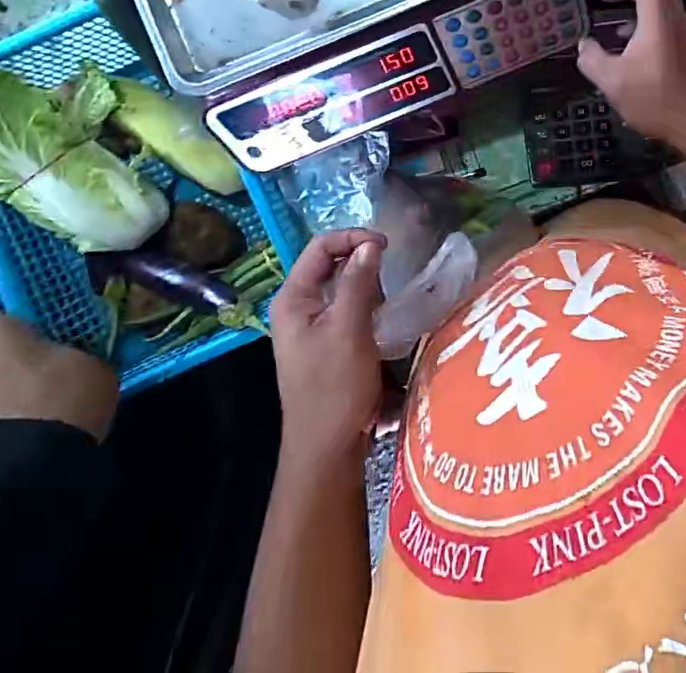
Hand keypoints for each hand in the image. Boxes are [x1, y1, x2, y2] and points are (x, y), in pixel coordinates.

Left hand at [270, 229, 385, 460]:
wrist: (327, 447)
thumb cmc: (334, 388)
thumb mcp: (349, 330)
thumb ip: (359, 283)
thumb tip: (371, 244)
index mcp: (293, 299)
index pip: (321, 247)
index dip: (353, 237)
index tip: (387, 246)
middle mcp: (298, 307)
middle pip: (330, 263)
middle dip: (361, 258)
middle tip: (392, 268)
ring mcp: (311, 326)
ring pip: (341, 285)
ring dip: (366, 281)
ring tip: (390, 292)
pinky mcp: (327, 342)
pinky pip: (347, 307)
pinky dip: (366, 302)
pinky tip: (384, 313)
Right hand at [575, 0, 685, 141]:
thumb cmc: (656, 100)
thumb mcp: (612, 82)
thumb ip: (591, 58)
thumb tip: (584, 45)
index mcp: (658, 17)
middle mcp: (674, 16)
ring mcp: (682, 30)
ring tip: (608, 6)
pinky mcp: (683, 45)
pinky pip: (662, 15)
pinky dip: (640, 14)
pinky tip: (622, 36)